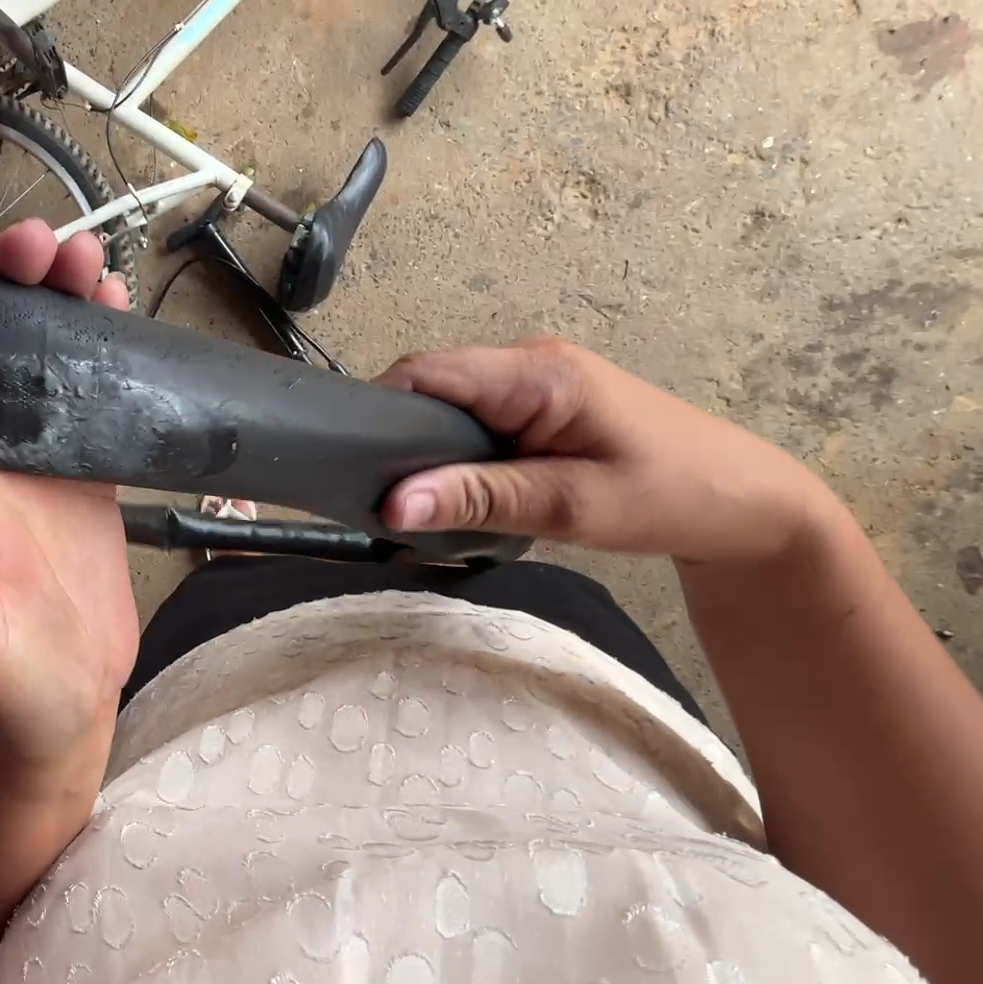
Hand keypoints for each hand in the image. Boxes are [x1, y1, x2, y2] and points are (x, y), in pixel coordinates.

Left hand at [0, 215, 137, 769]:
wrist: (66, 707)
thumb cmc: (2, 676)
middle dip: (0, 280)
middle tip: (39, 244)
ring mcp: (33, 462)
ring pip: (37, 356)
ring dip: (54, 300)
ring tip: (84, 261)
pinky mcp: (81, 475)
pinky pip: (89, 393)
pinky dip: (102, 345)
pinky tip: (116, 308)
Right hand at [376, 335, 839, 563]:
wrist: (746, 505)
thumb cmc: (671, 498)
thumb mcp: (570, 507)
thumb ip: (478, 498)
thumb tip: (392, 504)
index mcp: (536, 373)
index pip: (424, 372)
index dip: (377, 411)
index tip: (351, 466)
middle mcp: (527, 363)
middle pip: (427, 386)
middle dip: (395, 436)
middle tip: (378, 496)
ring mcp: (531, 382)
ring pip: (443, 405)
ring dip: (422, 449)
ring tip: (412, 498)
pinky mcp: (535, 405)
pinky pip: (467, 419)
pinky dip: (448, 453)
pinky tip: (451, 488)